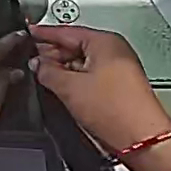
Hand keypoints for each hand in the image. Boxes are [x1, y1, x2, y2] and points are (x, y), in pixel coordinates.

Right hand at [28, 23, 170, 150]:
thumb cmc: (118, 111)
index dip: (43, 33)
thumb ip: (46, 71)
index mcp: (105, 41)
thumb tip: (37, 65)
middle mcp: (114, 51)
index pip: (66, 31)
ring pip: (81, 61)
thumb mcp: (69, 87)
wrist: (142, 140)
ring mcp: (118, 68)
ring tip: (44, 77)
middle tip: (31, 60)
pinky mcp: (118, 85)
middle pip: (74, 45)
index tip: (29, 33)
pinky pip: (90, 74)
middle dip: (51, 54)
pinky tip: (63, 89)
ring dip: (62, 68)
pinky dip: (75, 79)